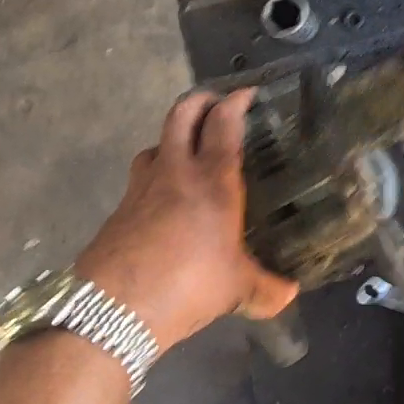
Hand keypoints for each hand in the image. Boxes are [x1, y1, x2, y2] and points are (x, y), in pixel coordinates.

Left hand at [75, 89, 297, 346]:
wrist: (113, 310)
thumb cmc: (189, 284)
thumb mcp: (237, 289)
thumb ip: (266, 288)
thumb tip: (290, 294)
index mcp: (213, 180)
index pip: (223, 124)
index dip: (236, 102)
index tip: (247, 93)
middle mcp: (176, 173)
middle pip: (182, 115)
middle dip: (199, 101)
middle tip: (215, 103)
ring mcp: (141, 188)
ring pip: (155, 144)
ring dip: (172, 138)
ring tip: (187, 152)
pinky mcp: (119, 210)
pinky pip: (140, 179)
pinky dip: (155, 177)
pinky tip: (164, 202)